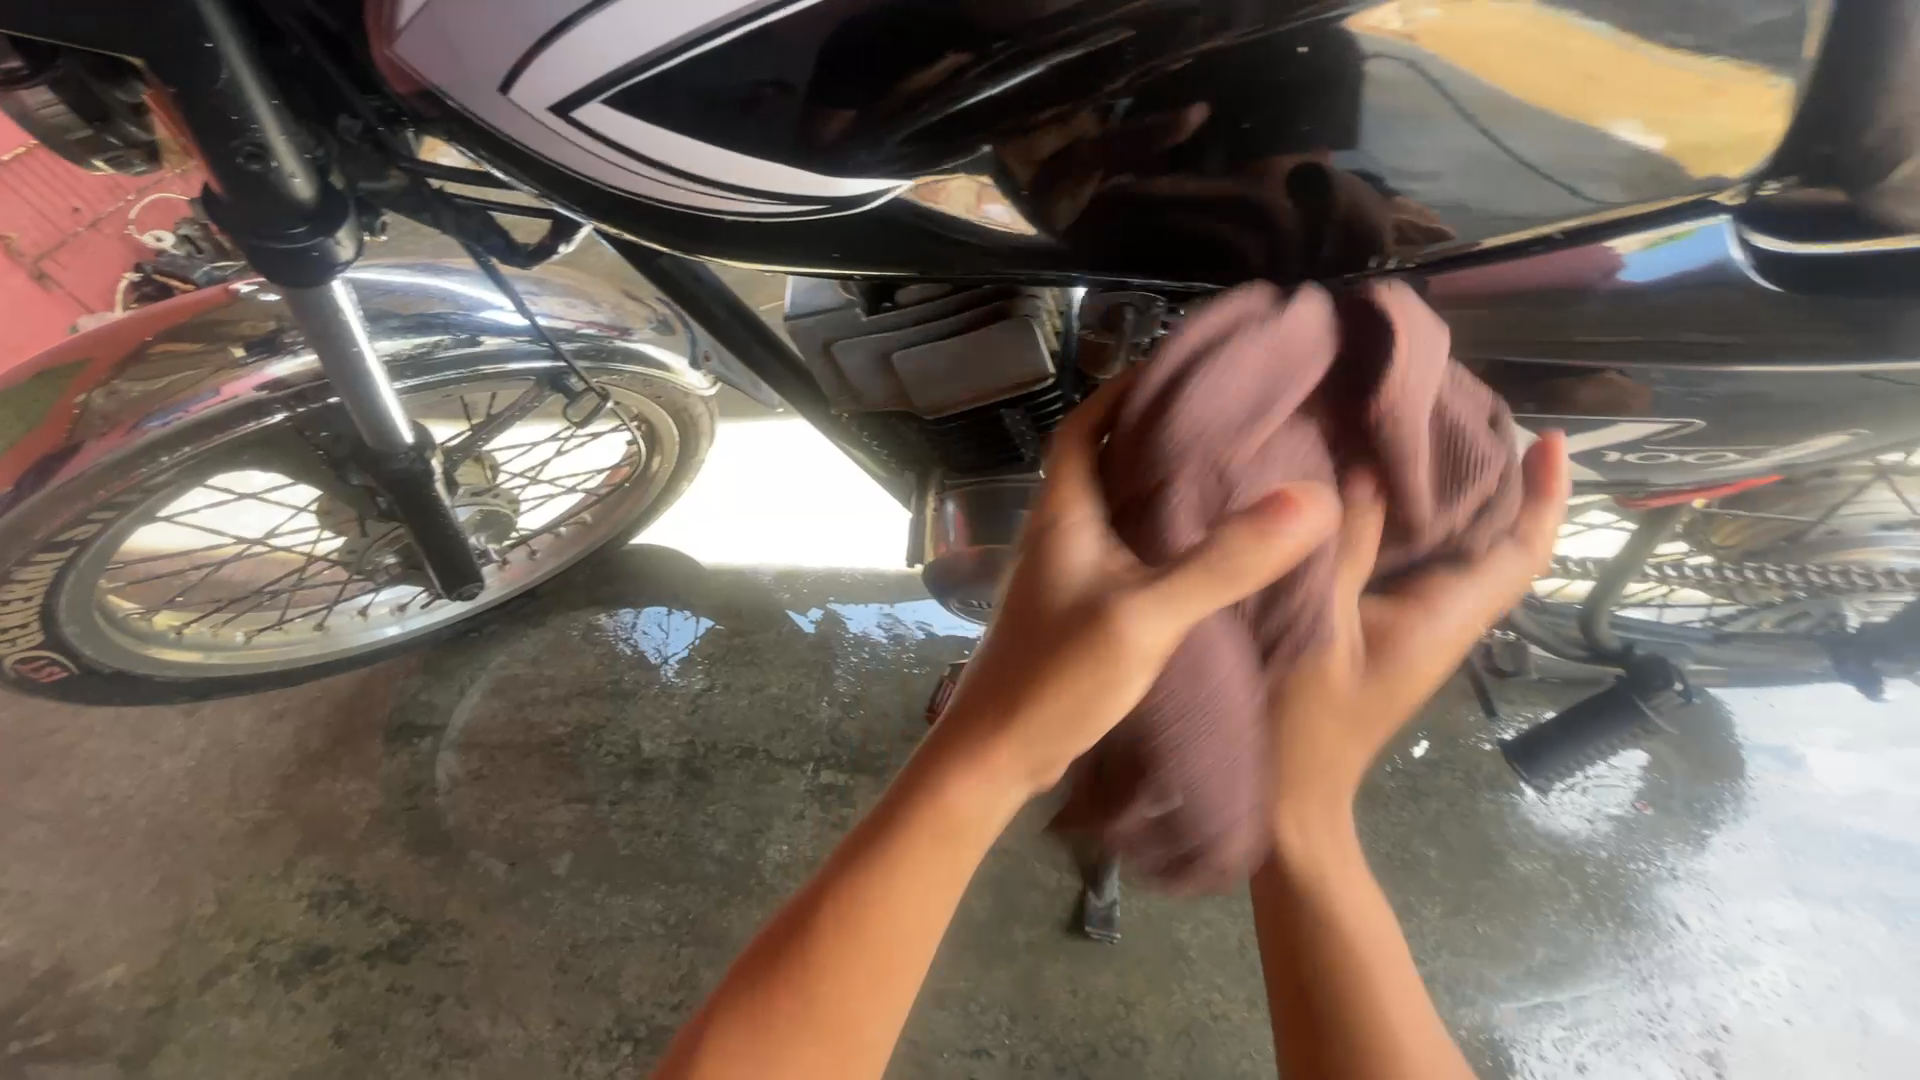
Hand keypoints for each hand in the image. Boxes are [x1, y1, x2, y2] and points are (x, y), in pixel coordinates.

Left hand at [933, 372, 1340, 800]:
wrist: (999, 752)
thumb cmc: (1057, 677)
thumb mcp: (1146, 616)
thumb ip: (1223, 562)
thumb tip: (1313, 497)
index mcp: (1062, 512)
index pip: (1085, 425)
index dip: (1124, 390)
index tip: (1181, 372)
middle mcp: (1058, 530)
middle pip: (1103, 459)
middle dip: (1153, 432)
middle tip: (1224, 419)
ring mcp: (1065, 571)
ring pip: (1114, 506)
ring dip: (1157, 484)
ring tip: (1226, 470)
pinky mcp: (1077, 606)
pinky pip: (1122, 550)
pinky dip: (1157, 534)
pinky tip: (1201, 546)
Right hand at [1264, 432, 1570, 817]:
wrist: (1291, 800)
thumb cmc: (1303, 721)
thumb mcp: (1317, 627)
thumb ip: (1344, 553)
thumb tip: (1366, 475)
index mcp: (1442, 621)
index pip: (1521, 552)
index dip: (1546, 495)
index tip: (1551, 437)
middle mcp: (1442, 624)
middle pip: (1493, 546)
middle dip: (1494, 483)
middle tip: (1451, 422)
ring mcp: (1413, 634)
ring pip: (1450, 557)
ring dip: (1445, 504)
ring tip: (1406, 447)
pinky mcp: (1382, 638)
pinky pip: (1410, 571)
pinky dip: (1402, 531)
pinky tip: (1361, 507)